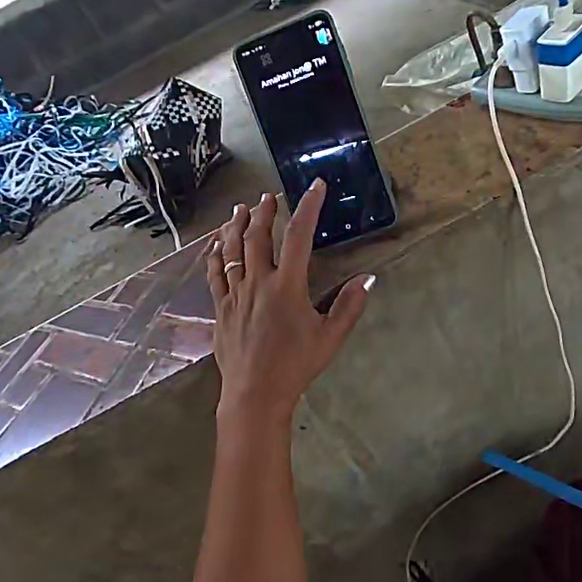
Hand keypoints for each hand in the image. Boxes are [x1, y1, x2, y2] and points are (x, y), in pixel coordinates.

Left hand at [206, 180, 372, 427]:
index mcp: (287, 286)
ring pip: (232, 250)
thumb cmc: (296, 366)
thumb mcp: (330, 338)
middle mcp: (258, 282)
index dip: (308, 207)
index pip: (299, 236)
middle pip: (258, 236)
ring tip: (239, 209)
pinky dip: (214, 255)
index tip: (315, 187)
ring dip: (236, 226)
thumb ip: (349, 306)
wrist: (255, 394)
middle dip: (264, 212)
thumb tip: (368, 279)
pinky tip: (214, 244)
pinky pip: (214, 274)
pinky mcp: (220, 308)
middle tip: (268, 197)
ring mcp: (235, 294)